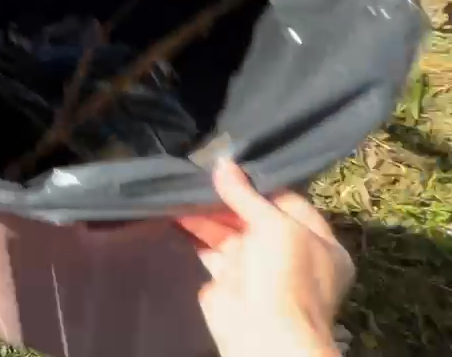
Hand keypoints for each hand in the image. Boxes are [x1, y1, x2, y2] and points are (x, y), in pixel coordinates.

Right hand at [175, 159, 353, 356]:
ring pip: (225, 227)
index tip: (224, 161)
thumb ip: (246, 195)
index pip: (288, 201)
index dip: (257, 182)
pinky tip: (169, 211)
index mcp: (319, 243)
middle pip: (252, 213)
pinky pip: (206, 244)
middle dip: (222, 195)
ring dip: (201, 210)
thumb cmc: (284, 275)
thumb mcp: (274, 226)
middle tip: (191, 172)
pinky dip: (190, 229)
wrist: (263, 328)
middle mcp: (290, 252)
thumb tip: (223, 163)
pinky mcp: (228, 273)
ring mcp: (258, 264)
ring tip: (173, 188)